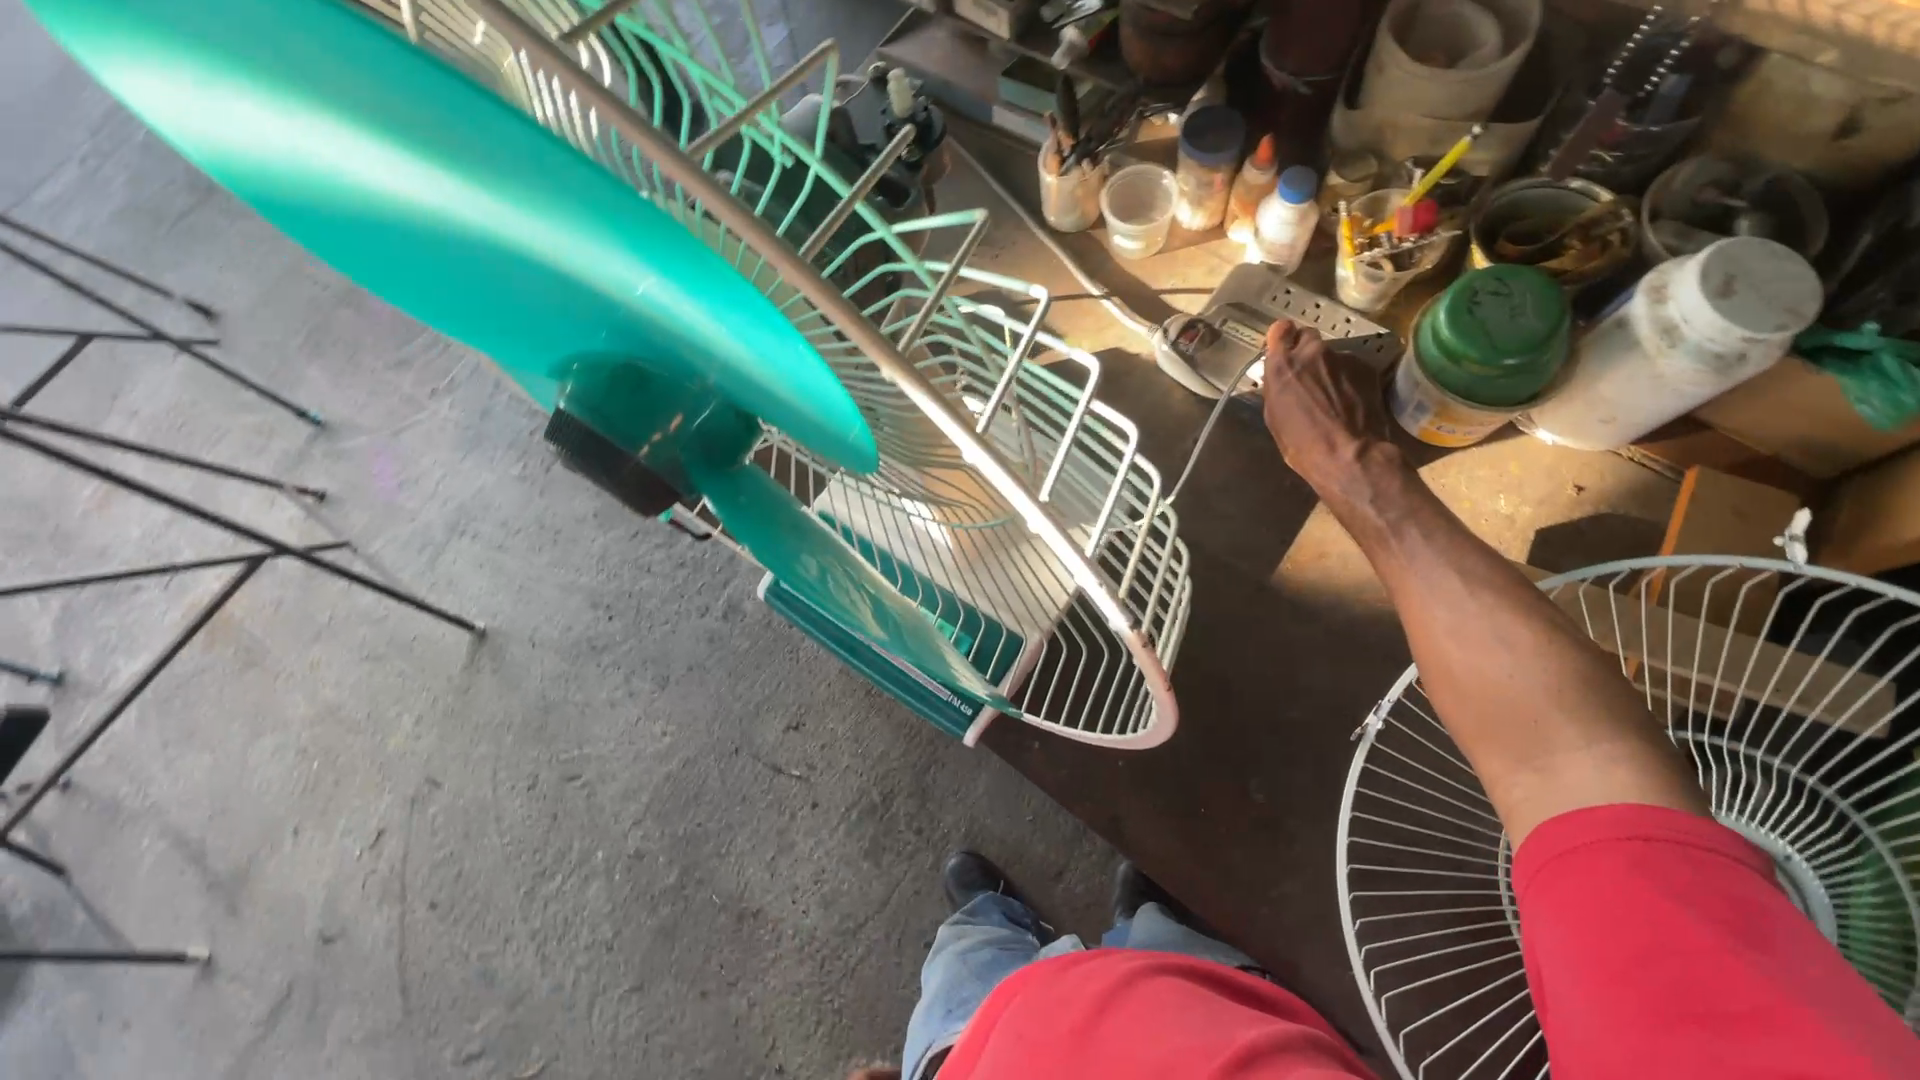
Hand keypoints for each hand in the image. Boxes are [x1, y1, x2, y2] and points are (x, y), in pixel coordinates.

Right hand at [1260, 319, 1392, 495]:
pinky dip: (1350, 380)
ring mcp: (1343, 358)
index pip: (1280, 330)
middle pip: (1308, 337)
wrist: (1349, 454)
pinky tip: (1351, 402)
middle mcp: (1312, 353)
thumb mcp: (1275, 416)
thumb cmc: (1301, 444)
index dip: (1283, 339)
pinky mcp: (1366, 368)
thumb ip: (1278, 387)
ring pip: (1332, 356)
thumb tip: (1284, 378)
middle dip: (1307, 352)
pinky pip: (1353, 368)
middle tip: (1309, 375)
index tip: (1285, 349)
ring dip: (1330, 369)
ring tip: (1334, 397)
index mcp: (1282, 365)